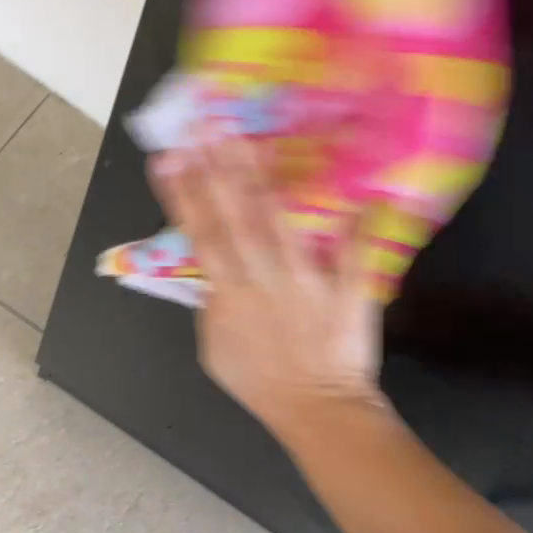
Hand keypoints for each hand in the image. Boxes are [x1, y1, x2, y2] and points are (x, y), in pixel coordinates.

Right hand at [148, 134, 388, 441]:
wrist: (317, 408)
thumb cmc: (262, 385)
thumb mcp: (216, 352)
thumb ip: (212, 308)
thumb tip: (213, 274)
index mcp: (229, 296)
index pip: (201, 237)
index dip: (183, 196)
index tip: (168, 157)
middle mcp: (262, 280)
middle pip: (235, 217)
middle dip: (215, 169)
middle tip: (203, 123)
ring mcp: (306, 280)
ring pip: (278, 221)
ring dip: (258, 177)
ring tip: (243, 136)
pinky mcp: (345, 286)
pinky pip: (355, 247)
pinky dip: (360, 217)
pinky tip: (364, 181)